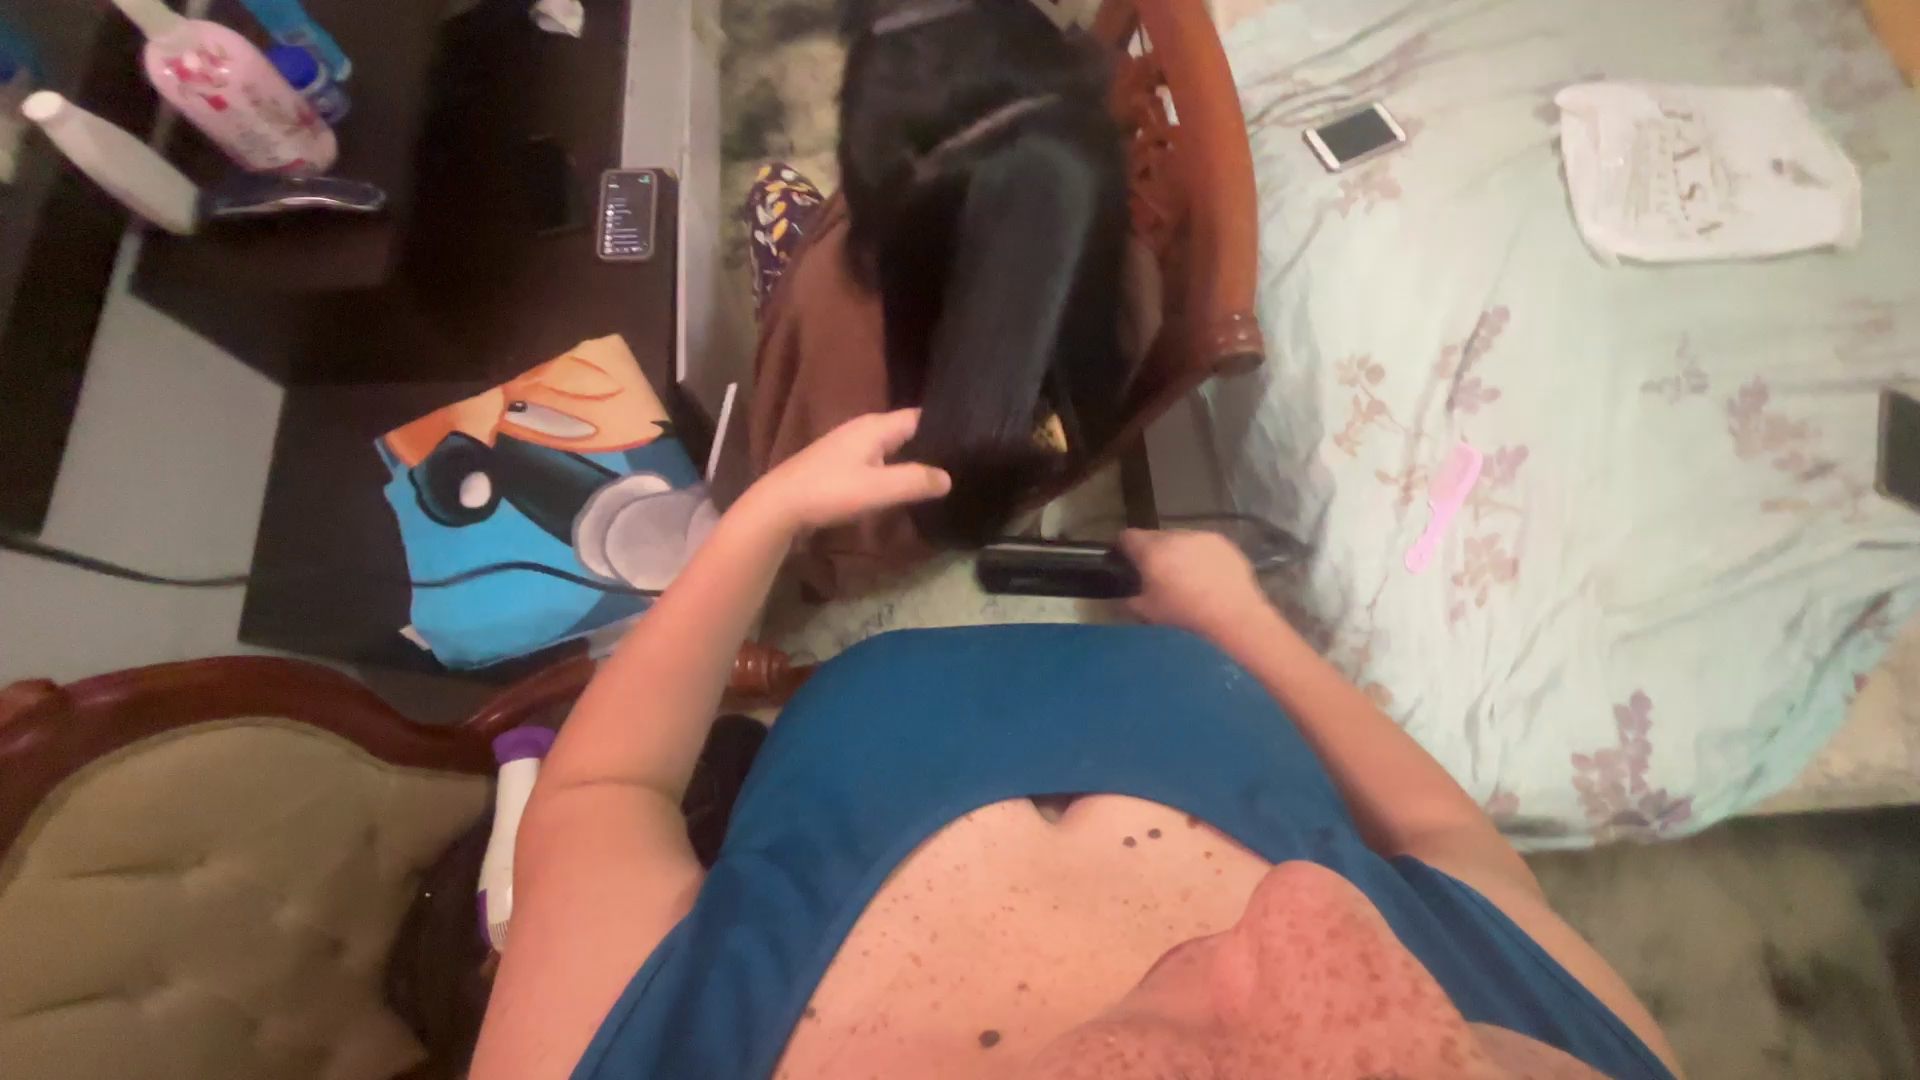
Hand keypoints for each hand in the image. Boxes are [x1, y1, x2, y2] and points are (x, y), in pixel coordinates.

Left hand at [748, 409, 951, 531]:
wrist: (780, 506)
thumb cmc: (830, 491)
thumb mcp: (878, 488)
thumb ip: (915, 481)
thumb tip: (949, 478)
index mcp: (875, 426)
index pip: (919, 417)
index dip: (943, 425)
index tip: (967, 441)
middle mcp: (863, 428)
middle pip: (905, 430)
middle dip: (930, 442)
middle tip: (960, 460)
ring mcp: (848, 445)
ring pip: (890, 446)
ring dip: (911, 457)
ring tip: (938, 473)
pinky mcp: (839, 463)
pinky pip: (877, 459)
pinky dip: (892, 468)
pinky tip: (901, 484)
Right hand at [1119, 529, 1274, 639]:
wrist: (1233, 614)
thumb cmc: (1184, 612)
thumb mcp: (1147, 612)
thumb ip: (1129, 600)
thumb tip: (1124, 596)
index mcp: (1151, 549)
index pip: (1126, 536)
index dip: (1121, 547)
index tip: (1124, 561)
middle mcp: (1174, 535)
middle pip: (1154, 537)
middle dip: (1152, 552)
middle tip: (1158, 575)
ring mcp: (1201, 536)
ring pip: (1180, 539)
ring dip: (1177, 552)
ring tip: (1186, 576)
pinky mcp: (1222, 542)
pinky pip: (1202, 544)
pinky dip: (1199, 555)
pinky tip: (1207, 576)